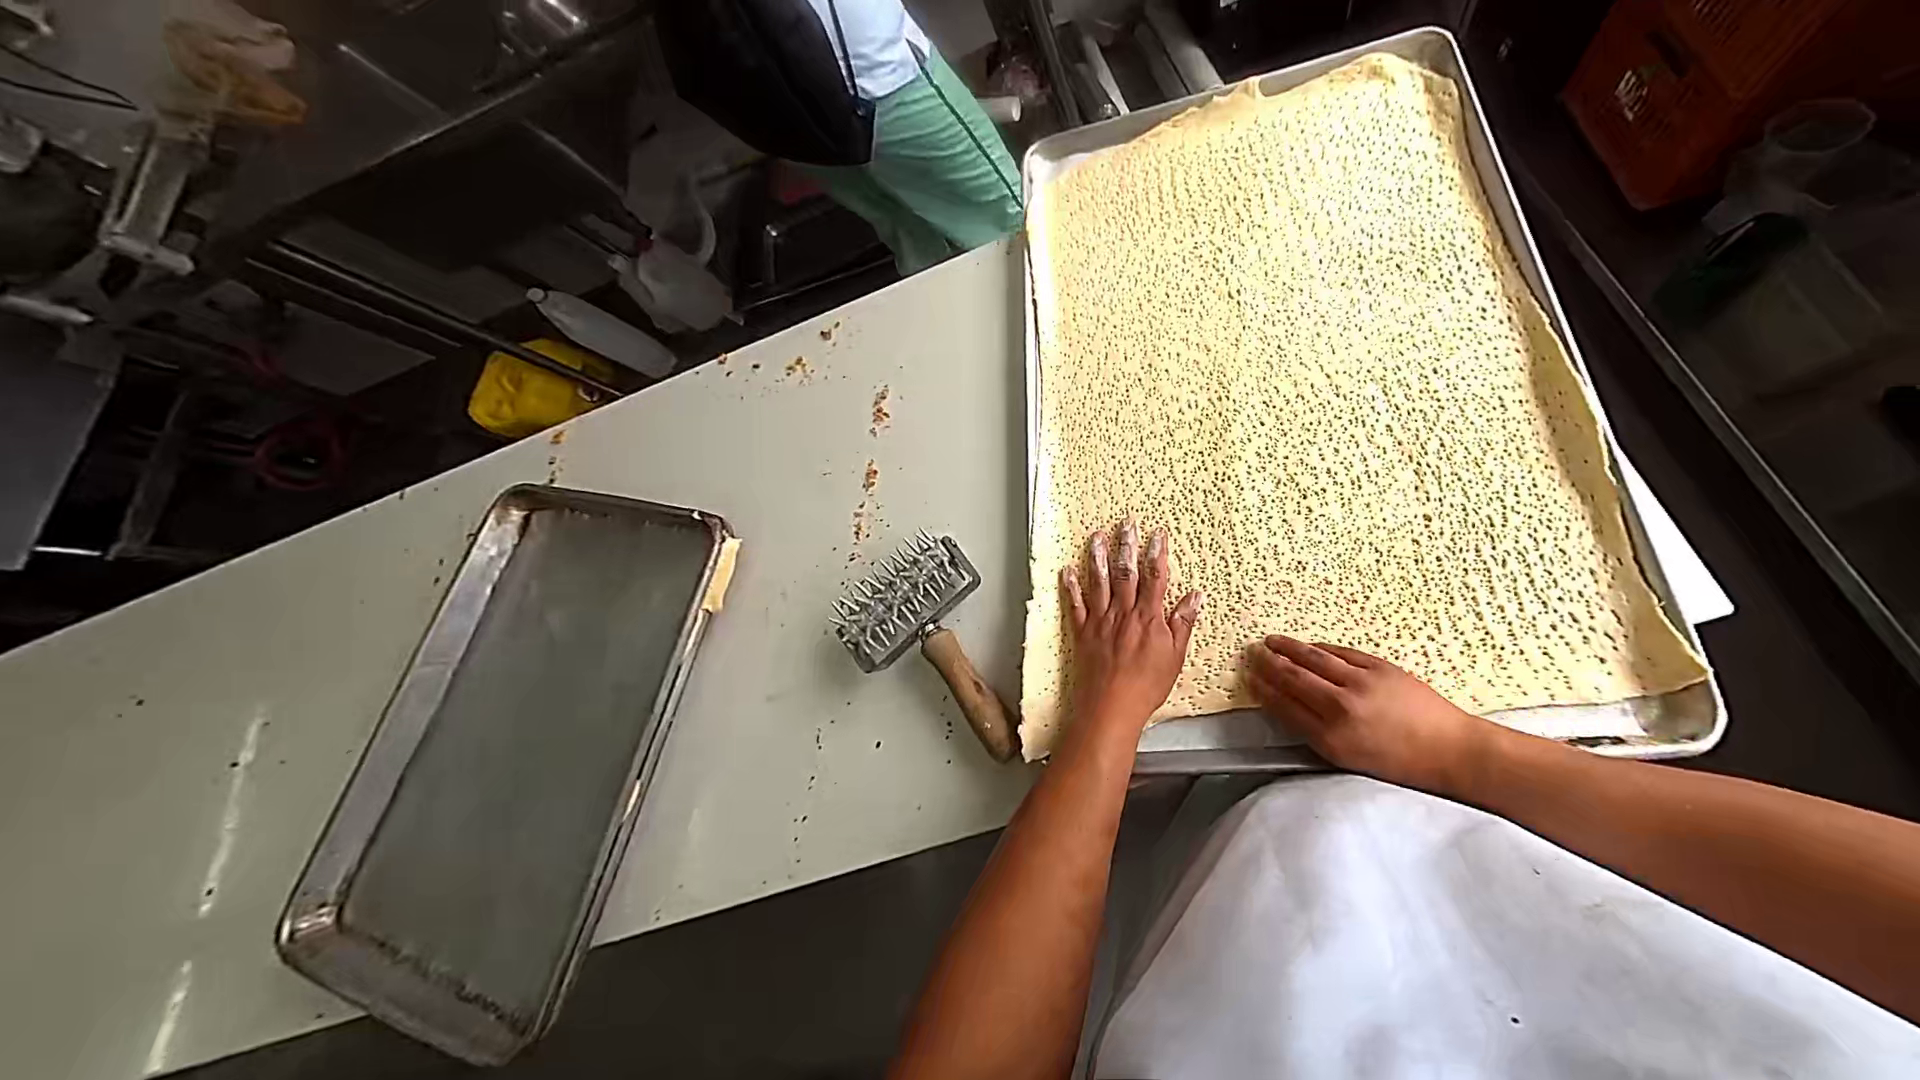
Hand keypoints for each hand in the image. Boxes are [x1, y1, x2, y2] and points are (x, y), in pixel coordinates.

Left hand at [1061, 519, 1203, 734]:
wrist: (1112, 705)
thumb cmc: (1145, 685)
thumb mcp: (1175, 656)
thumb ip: (1183, 623)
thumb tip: (1195, 597)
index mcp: (1148, 618)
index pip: (1155, 577)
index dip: (1157, 552)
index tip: (1158, 534)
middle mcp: (1123, 614)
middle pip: (1126, 572)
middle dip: (1127, 545)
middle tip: (1126, 523)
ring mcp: (1101, 621)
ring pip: (1099, 582)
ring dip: (1098, 557)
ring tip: (1097, 536)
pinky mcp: (1083, 632)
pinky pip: (1075, 604)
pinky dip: (1071, 586)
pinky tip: (1068, 570)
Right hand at [1247, 634, 1500, 793]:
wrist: (1454, 751)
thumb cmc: (1399, 762)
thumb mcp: (1347, 757)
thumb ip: (1312, 730)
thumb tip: (1284, 702)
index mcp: (1331, 736)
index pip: (1284, 704)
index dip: (1263, 688)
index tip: (1250, 677)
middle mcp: (1342, 707)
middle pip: (1294, 677)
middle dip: (1269, 663)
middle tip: (1252, 652)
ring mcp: (1362, 683)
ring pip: (1314, 658)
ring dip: (1289, 648)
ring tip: (1272, 641)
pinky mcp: (1381, 668)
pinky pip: (1341, 653)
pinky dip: (1320, 648)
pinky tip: (1309, 646)